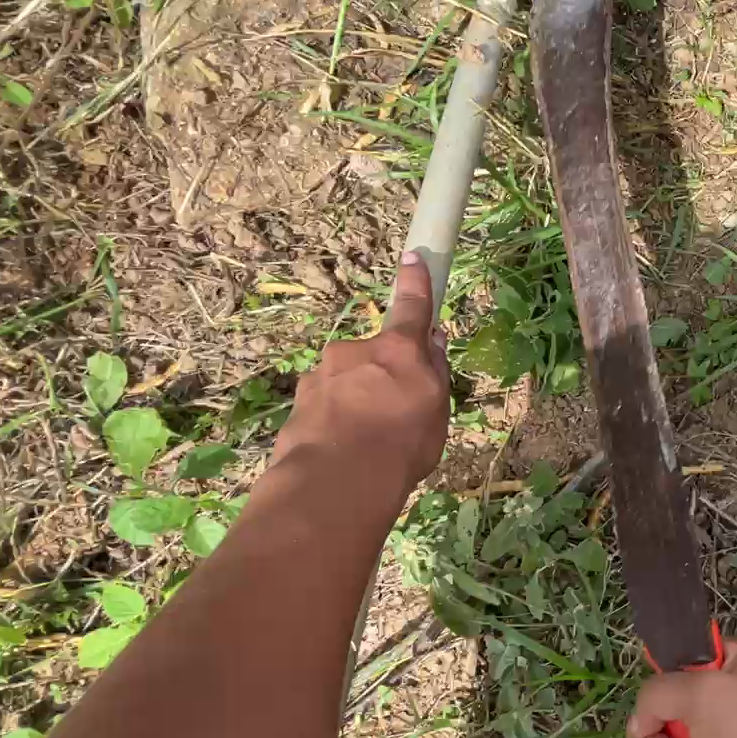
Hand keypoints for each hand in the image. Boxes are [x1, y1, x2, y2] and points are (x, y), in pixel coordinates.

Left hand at [272, 251, 449, 494]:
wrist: (336, 481)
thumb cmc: (403, 443)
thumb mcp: (437, 408)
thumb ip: (433, 370)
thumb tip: (432, 338)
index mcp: (397, 351)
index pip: (412, 308)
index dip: (415, 283)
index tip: (414, 257)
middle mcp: (355, 352)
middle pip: (377, 355)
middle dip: (386, 374)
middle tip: (402, 411)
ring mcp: (321, 376)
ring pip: (349, 381)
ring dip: (361, 400)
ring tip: (374, 439)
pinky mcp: (299, 403)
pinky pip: (328, 404)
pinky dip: (340, 418)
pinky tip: (349, 447)